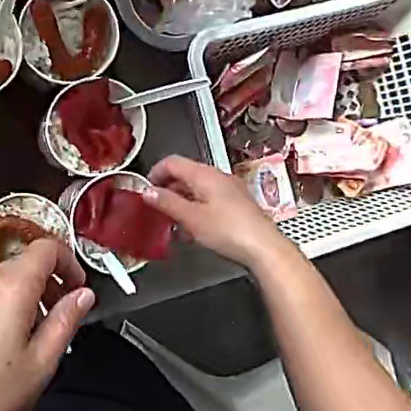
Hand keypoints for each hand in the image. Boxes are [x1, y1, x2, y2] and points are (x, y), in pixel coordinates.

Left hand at [0, 238, 92, 410]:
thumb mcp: (41, 362)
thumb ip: (66, 321)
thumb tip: (83, 297)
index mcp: (10, 288)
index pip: (45, 248)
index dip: (69, 262)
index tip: (79, 287)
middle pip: (25, 263)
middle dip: (51, 282)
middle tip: (66, 314)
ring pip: (6, 279)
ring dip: (30, 295)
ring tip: (40, 334)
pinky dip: (7, 306)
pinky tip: (11, 343)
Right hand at [145, 155, 297, 272]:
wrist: (264, 248)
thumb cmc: (231, 231)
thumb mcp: (190, 217)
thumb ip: (167, 202)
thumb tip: (149, 192)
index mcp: (205, 174)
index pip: (172, 162)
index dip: (155, 173)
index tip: (146, 188)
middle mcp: (218, 177)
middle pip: (184, 175)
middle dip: (167, 189)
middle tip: (156, 206)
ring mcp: (229, 190)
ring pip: (197, 189)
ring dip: (181, 201)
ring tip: (173, 221)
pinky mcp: (236, 204)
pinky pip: (209, 200)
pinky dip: (196, 209)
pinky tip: (193, 229)